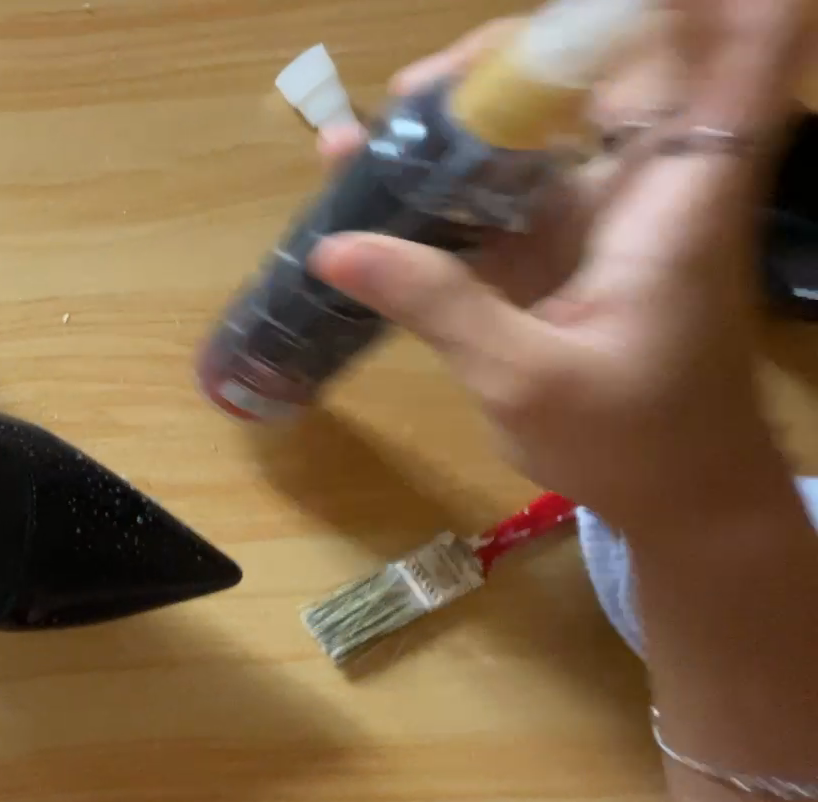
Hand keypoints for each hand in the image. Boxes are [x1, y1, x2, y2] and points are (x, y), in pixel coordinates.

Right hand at [307, 0, 809, 530]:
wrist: (664, 488)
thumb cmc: (627, 434)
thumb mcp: (525, 373)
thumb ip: (437, 305)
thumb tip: (333, 248)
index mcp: (678, 194)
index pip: (733, 47)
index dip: (676, 2)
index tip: (576, 4)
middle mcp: (642, 186)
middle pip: (605, 74)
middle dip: (512, 62)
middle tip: (412, 94)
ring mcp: (590, 220)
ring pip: (532, 138)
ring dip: (453, 128)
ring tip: (364, 137)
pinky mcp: (546, 257)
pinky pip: (487, 203)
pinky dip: (429, 196)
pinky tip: (365, 200)